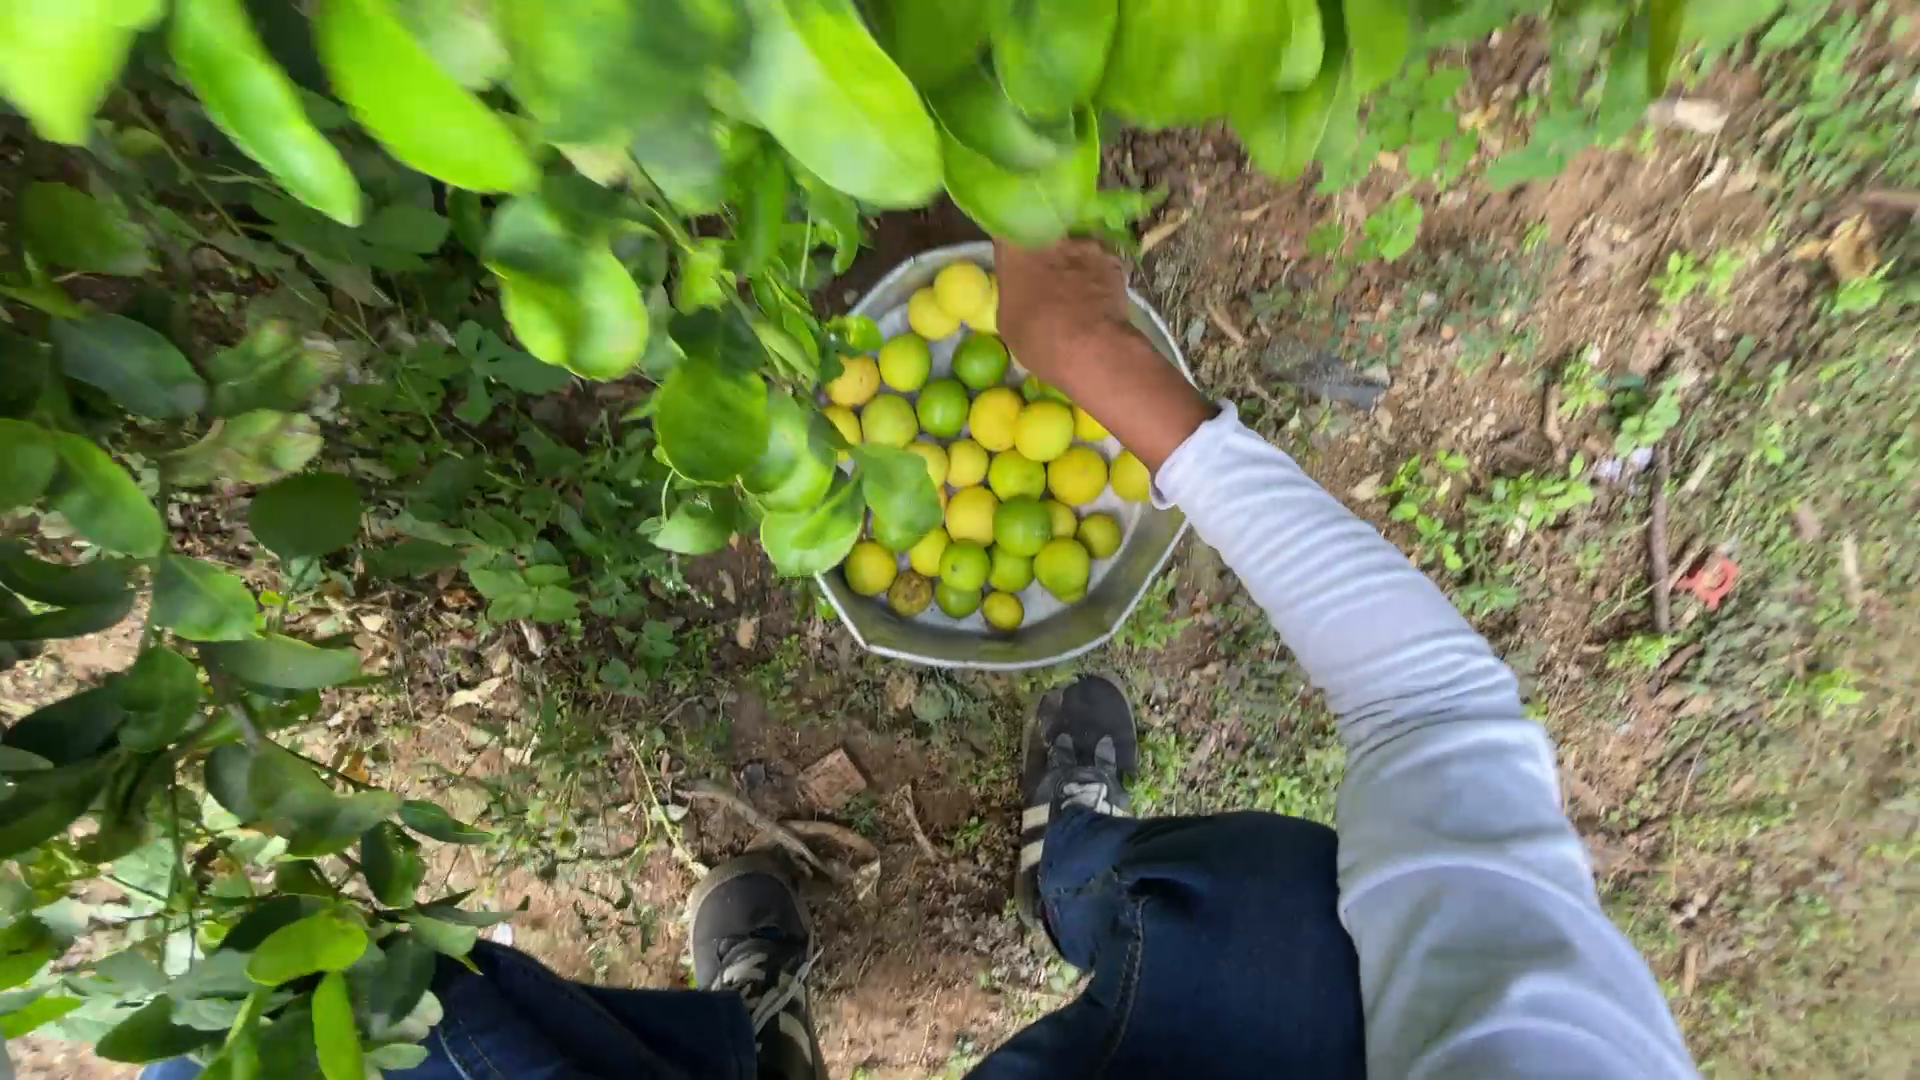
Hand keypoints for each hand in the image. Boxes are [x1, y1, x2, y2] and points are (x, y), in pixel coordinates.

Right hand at [992, 237, 1211, 470]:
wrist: (1091, 349)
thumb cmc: (1037, 337)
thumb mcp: (1008, 320)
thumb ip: (1013, 294)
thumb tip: (1022, 290)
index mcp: (1017, 247)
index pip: (1008, 231)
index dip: (1012, 246)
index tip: (1013, 262)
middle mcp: (1053, 236)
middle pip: (1046, 236)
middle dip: (1045, 255)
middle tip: (1045, 281)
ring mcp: (1088, 246)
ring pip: (1076, 250)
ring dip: (1074, 266)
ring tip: (1075, 294)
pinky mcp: (1114, 262)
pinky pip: (1100, 265)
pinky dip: (1097, 278)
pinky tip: (1096, 300)